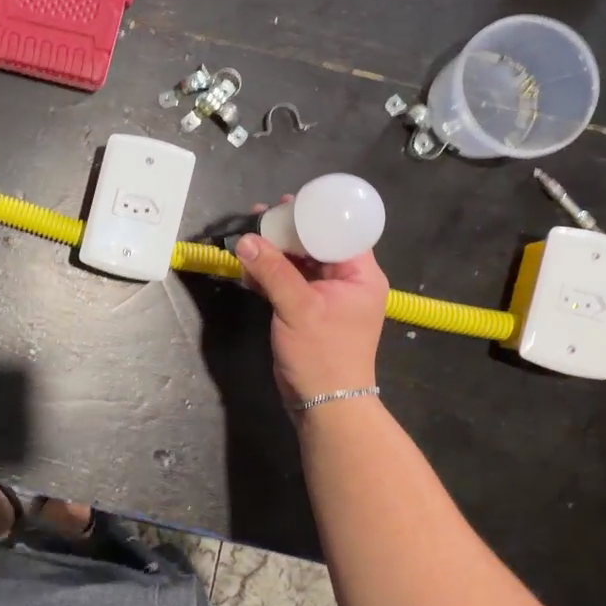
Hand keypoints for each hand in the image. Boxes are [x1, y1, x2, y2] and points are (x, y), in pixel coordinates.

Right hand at [236, 198, 388, 407]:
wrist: (324, 402)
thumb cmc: (322, 354)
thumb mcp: (298, 308)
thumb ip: (272, 271)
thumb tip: (246, 240)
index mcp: (360, 275)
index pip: (340, 231)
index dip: (315, 215)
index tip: (288, 202)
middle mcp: (347, 281)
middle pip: (317, 244)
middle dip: (289, 231)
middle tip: (261, 216)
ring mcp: (326, 297)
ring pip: (300, 263)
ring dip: (276, 253)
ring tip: (249, 237)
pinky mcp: (307, 312)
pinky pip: (289, 283)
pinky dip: (270, 275)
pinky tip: (248, 267)